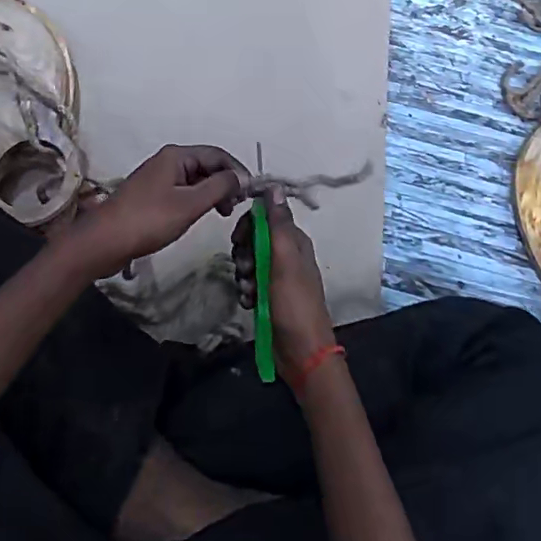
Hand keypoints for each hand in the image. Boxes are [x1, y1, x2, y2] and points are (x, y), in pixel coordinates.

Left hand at [65, 145, 248, 278]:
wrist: (104, 242)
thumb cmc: (149, 220)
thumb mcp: (190, 204)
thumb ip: (220, 187)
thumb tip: (240, 177)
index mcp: (177, 156)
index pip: (218, 155)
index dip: (237, 171)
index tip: (250, 193)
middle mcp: (168, 160)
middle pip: (207, 165)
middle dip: (225, 182)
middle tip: (235, 207)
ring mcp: (158, 178)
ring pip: (196, 179)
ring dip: (212, 193)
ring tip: (222, 213)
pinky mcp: (152, 195)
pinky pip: (183, 190)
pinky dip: (197, 200)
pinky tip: (200, 215)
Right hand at [232, 190, 335, 380]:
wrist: (302, 353)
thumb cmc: (294, 303)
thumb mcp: (285, 260)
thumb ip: (278, 224)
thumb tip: (274, 187)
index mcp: (294, 241)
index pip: (265, 217)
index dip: (248, 225)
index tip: (238, 240)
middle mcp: (287, 254)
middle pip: (254, 238)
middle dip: (244, 251)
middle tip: (245, 269)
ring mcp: (278, 276)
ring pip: (249, 261)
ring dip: (243, 274)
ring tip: (248, 290)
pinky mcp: (269, 296)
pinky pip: (249, 283)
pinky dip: (246, 291)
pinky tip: (249, 303)